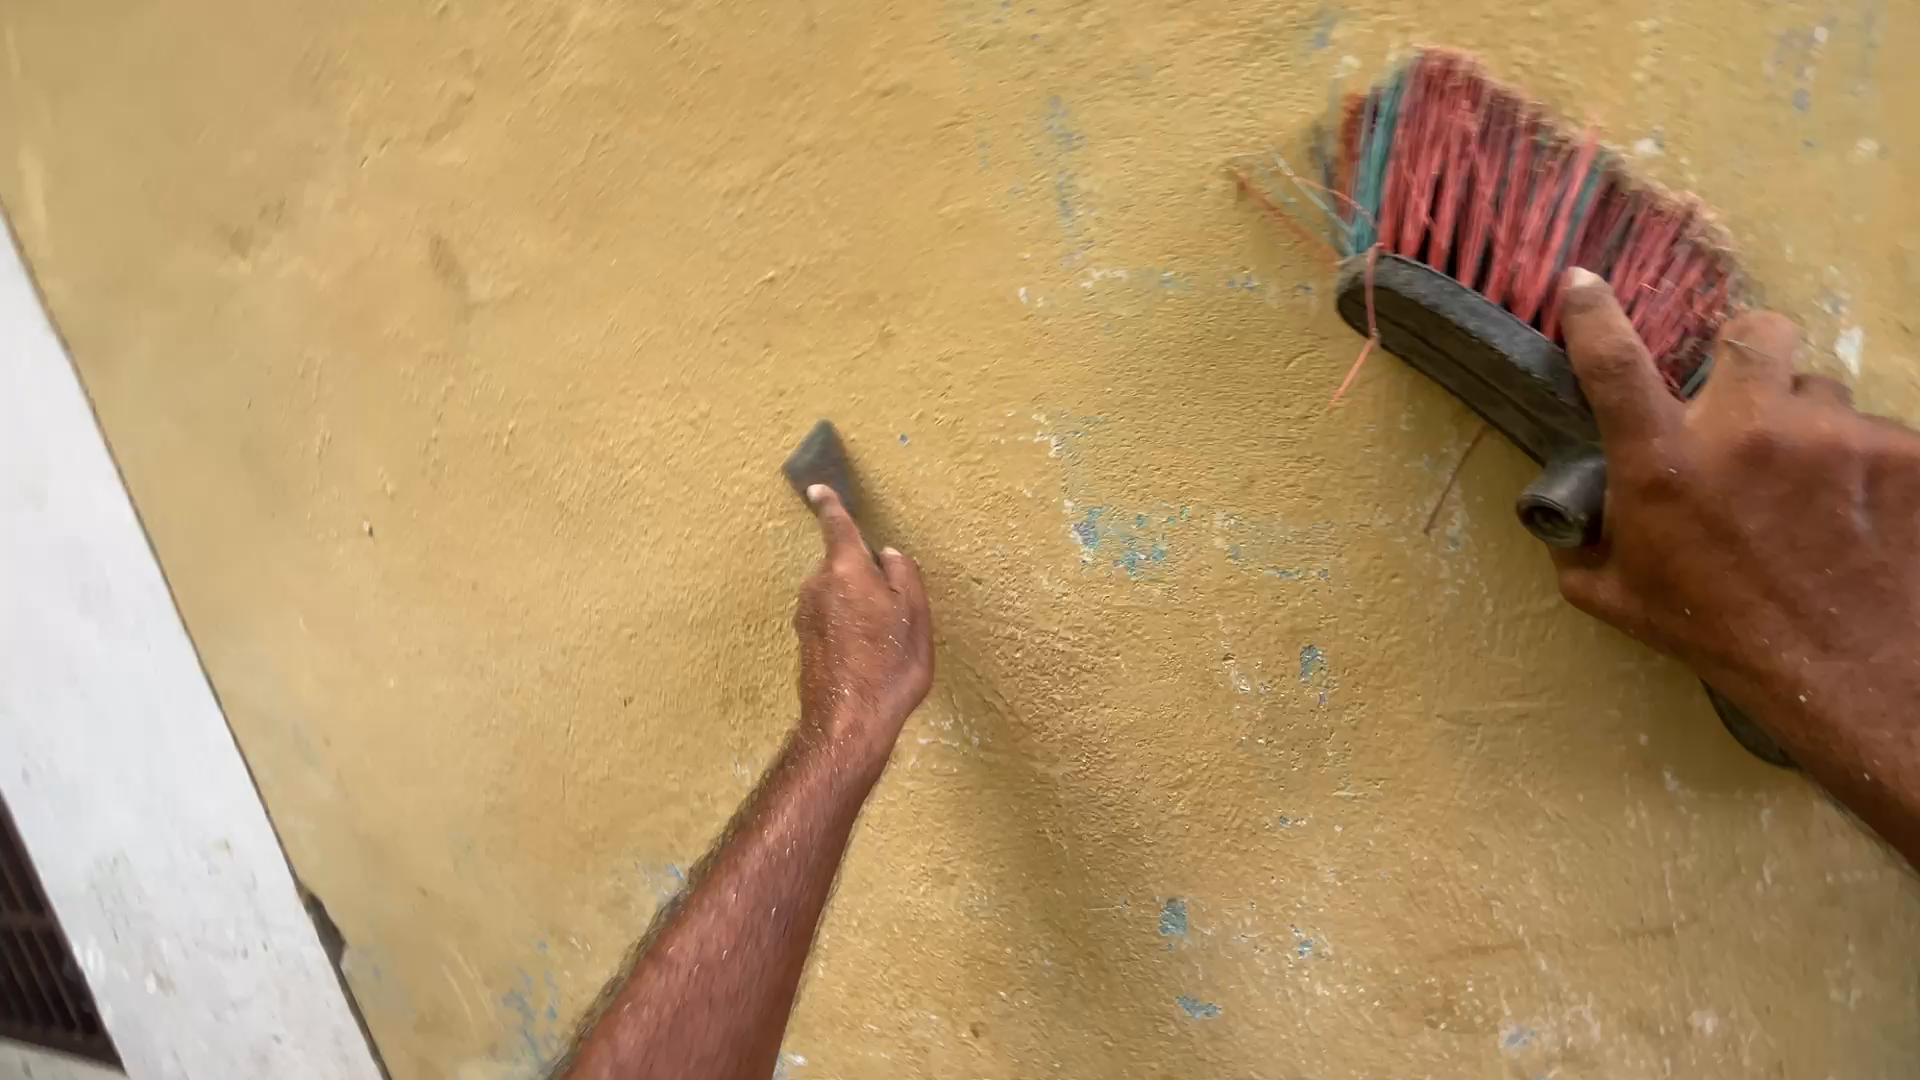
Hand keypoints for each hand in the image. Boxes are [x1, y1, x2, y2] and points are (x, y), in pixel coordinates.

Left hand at [793, 485, 933, 775]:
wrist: (850, 723)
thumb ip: (903, 573)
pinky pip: (832, 618)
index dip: (831, 504)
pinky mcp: (805, 640)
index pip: (837, 526)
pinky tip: (868, 657)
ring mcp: (807, 615)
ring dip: (858, 605)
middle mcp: (817, 586)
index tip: (819, 488)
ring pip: (838, 594)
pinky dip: (849, 627)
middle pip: (843, 565)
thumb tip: (889, 556)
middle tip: (895, 610)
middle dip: (865, 576)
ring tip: (885, 643)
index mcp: (846, 570)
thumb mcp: (915, 613)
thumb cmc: (889, 666)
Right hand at [1553, 266, 1919, 773]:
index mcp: (1661, 464)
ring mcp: (1838, 438)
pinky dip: (1850, 458)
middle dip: (1740, 344)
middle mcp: (1748, 433)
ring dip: (1795, 415)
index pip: (1615, 367)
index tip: (1582, 281)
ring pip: (1817, 389)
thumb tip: (1577, 509)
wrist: (1847, 665)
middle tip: (1732, 377)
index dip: (1593, 316)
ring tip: (1795, 473)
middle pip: (1754, 335)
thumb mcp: (1604, 587)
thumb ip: (1580, 535)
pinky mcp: (1910, 455)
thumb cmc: (1704, 624)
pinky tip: (1846, 507)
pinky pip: (1871, 433)